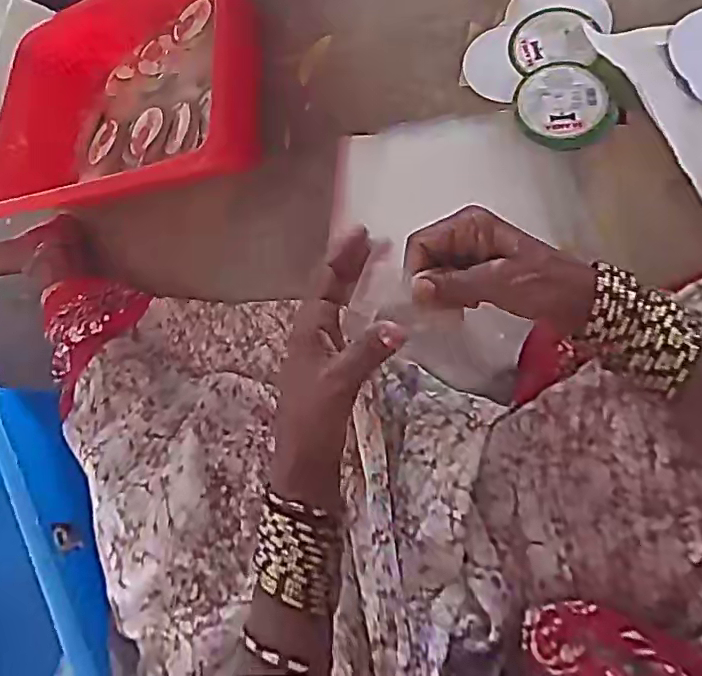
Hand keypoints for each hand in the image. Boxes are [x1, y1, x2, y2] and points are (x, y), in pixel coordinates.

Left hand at [271, 229, 406, 505]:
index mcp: (307, 330)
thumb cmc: (313, 422)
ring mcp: (320, 351)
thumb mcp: (340, 384)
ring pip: (338, 306)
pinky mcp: (331, 367)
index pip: (325, 283)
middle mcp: (311, 335)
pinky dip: (360, 310)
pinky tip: (374, 312)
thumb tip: (398, 325)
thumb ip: (367, 352)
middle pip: (330, 289)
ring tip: (375, 265)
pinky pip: (346, 325)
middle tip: (373, 241)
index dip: (342, 257)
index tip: (361, 232)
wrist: (303, 469)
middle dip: (350, 264)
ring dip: (354, 284)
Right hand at [403, 206, 596, 335]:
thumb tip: (416, 289)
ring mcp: (472, 251)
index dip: (417, 271)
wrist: (584, 302)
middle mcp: (466, 232)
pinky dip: (450, 297)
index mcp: (470, 224)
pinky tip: (464, 310)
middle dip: (427, 284)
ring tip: (454, 312)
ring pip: (436, 271)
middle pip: (426, 256)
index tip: (423, 302)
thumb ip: (456, 284)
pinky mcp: (479, 271)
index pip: (422, 242)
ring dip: (438, 293)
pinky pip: (450, 281)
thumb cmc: (546, 287)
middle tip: (440, 312)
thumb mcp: (500, 283)